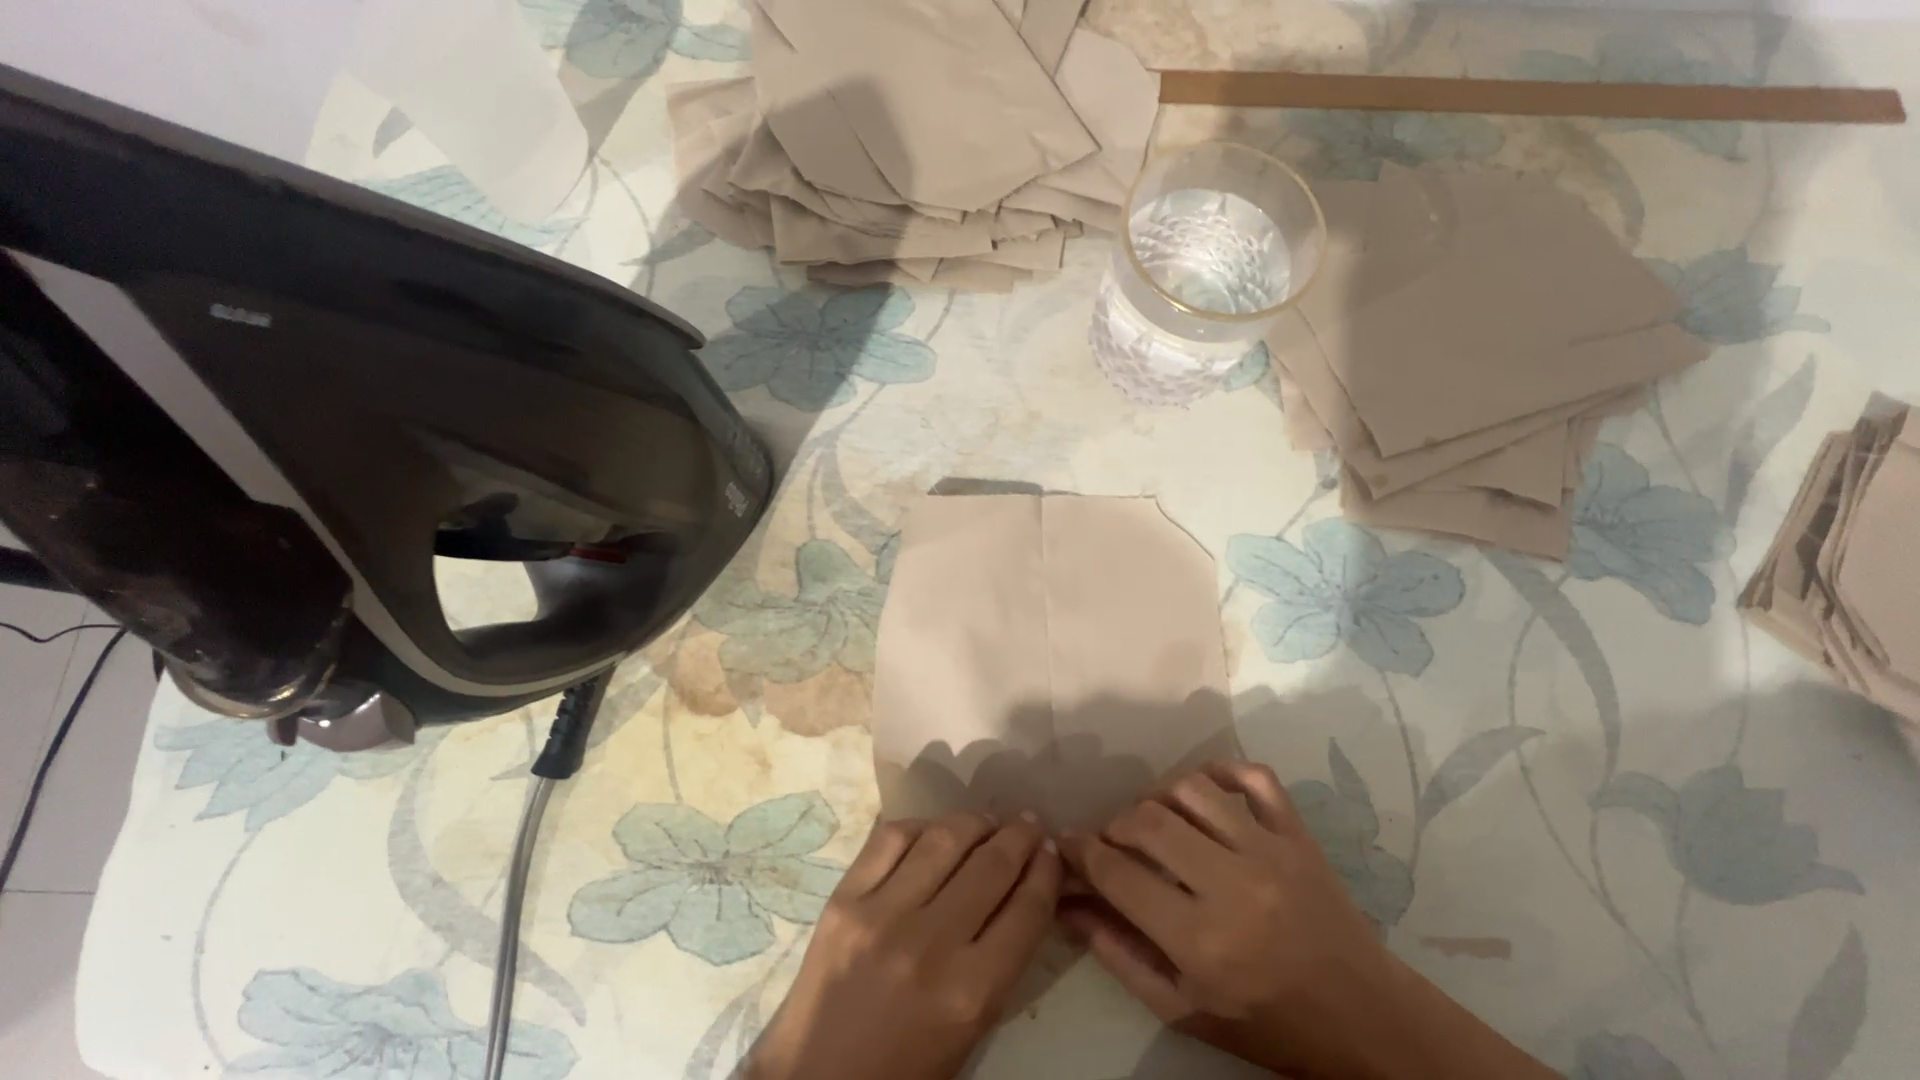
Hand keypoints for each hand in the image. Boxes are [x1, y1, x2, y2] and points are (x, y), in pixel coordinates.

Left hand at [746, 812, 1062, 1079]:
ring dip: (976, 822)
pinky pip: (890, 840)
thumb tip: (1024, 891)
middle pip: (992, 866)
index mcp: (971, 992)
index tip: (1054, 852)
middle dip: (1021, 838)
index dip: (1048, 872)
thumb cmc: (905, 1067)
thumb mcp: (972, 1027)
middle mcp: (930, 944)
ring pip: (944, 840)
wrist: (816, 1079)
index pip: (1027, 910)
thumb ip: (1002, 960)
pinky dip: (921, 826)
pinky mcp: (842, 900)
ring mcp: (881, 915)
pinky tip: (935, 830)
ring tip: (990, 821)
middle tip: (1031, 825)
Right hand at [1060, 761, 1555, 1079]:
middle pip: (1147, 821)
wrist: (1362, 1016)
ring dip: (1157, 798)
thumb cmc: (1265, 1020)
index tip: (1068, 846)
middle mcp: (1233, 884)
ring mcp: (1270, 851)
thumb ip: (1119, 954)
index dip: (1081, 853)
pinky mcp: (1299, 834)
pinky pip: (1254, 776)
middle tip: (1110, 840)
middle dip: (1113, 824)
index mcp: (1200, 939)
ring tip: (1153, 821)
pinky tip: (1202, 789)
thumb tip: (1067, 906)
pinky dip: (1221, 769)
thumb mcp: (1182, 1008)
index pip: (1118, 873)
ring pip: (1192, 790)